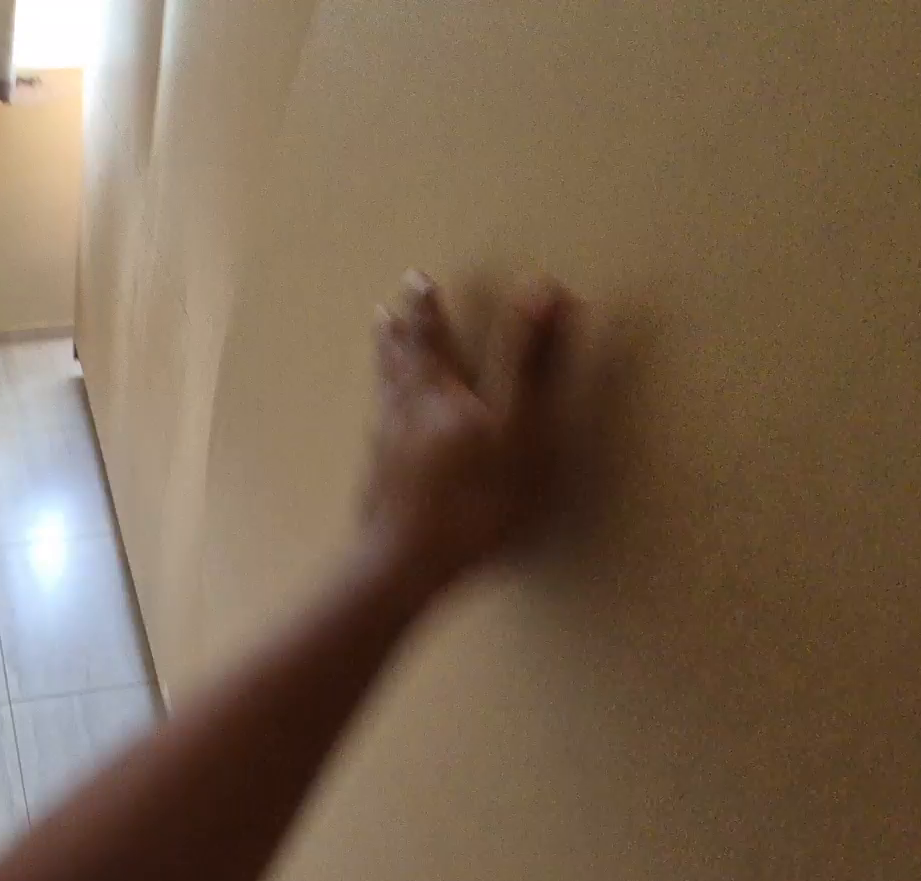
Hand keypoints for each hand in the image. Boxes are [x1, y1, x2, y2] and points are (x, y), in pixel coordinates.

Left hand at [362, 271, 571, 589]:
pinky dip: (380, 403)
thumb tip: (542, 289)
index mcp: (438, 396)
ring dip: (384, 362)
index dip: (427, 310)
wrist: (406, 560)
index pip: (432, 341)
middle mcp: (403, 414)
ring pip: (384, 392)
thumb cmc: (475, 498)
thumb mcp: (518, 428)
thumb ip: (530, 362)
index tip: (415, 280)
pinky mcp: (377, 477)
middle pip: (399, 364)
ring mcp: (384, 447)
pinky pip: (378, 424)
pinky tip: (378, 413)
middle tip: (385, 307)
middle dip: (399, 332)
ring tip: (378, 341)